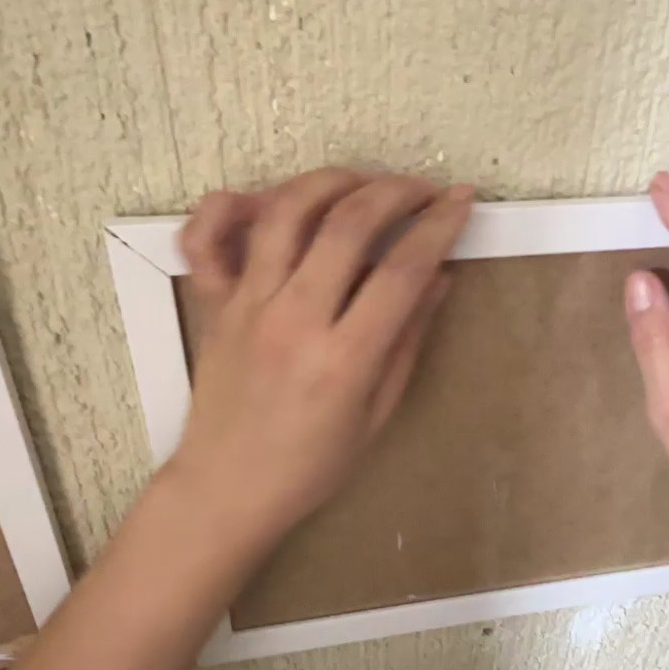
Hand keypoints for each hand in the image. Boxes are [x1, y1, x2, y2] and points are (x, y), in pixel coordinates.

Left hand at [159, 169, 474, 551]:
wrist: (227, 488)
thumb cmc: (310, 466)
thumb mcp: (376, 416)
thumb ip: (406, 342)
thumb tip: (438, 280)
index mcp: (343, 359)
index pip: (402, 270)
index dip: (440, 226)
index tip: (462, 200)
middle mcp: (294, 319)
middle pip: (348, 225)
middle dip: (395, 191)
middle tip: (421, 189)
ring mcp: (246, 305)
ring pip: (285, 212)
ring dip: (331, 181)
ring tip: (361, 183)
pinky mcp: (213, 304)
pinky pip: (206, 237)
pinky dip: (228, 204)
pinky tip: (264, 200)